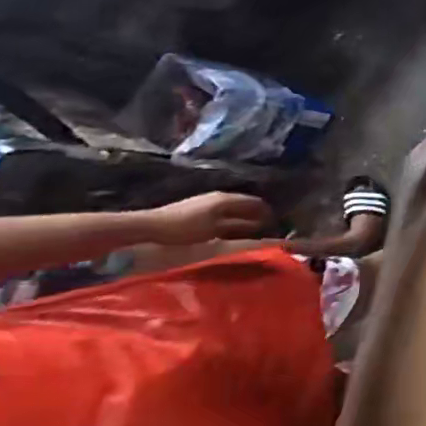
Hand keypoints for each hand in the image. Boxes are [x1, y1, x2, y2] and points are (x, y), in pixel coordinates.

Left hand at [145, 192, 274, 244]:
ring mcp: (207, 201)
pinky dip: (231, 217)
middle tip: (265, 226)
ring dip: (243, 215)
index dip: (267, 212)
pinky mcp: (197, 207)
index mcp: (227, 199)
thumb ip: (239, 224)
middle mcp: (220, 196)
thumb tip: (260, 223)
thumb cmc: (186, 227)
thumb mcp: (215, 229)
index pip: (255, 202)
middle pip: (245, 203)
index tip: (275, 223)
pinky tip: (230, 226)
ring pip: (233, 206)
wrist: (150, 225)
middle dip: (256, 213)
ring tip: (250, 228)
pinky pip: (223, 210)